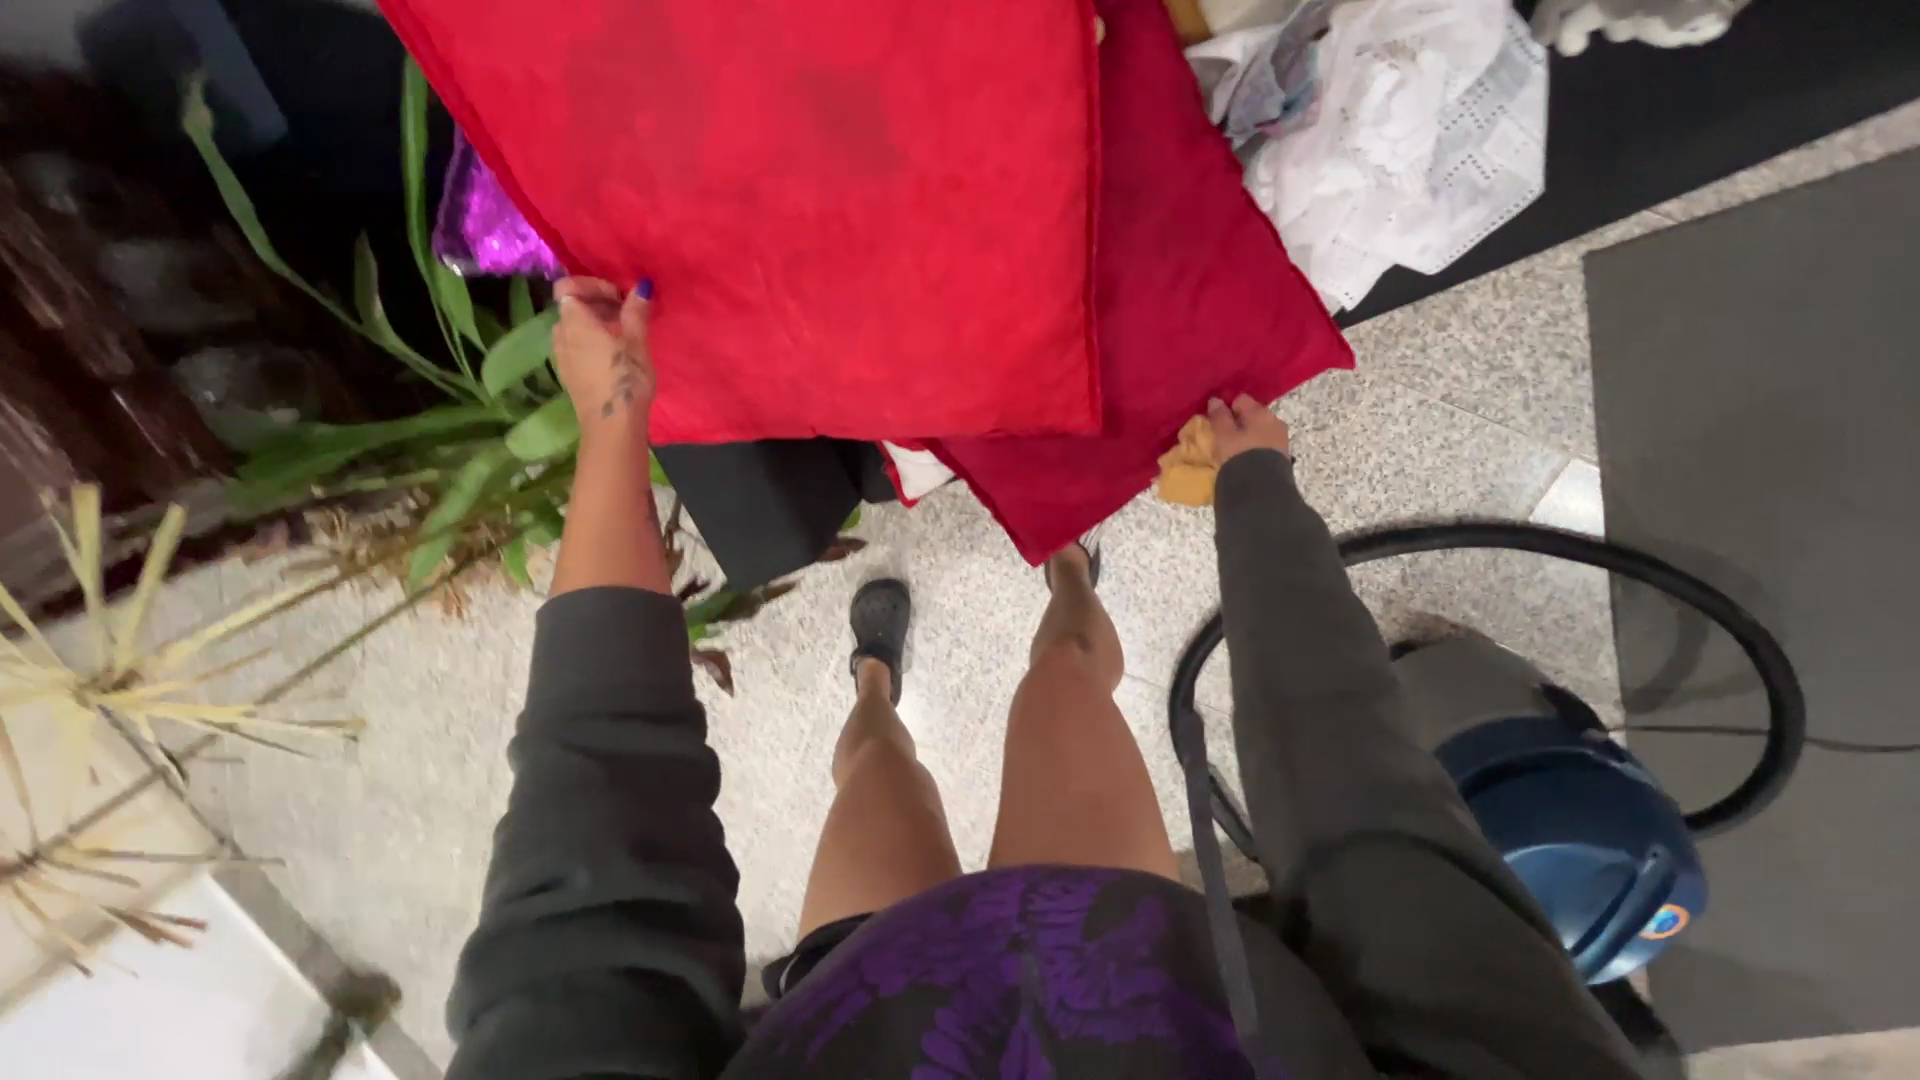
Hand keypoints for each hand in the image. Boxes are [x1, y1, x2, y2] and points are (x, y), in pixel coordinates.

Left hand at [553, 276, 654, 430]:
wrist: (611, 424)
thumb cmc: (625, 378)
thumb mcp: (637, 342)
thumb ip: (636, 312)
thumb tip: (641, 286)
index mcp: (575, 320)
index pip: (568, 286)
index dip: (593, 285)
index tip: (619, 297)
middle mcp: (561, 334)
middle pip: (572, 306)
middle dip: (599, 303)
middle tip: (628, 314)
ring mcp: (562, 355)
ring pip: (574, 327)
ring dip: (595, 323)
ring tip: (623, 336)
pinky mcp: (569, 374)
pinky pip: (576, 346)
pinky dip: (591, 341)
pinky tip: (614, 357)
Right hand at [1207, 394, 1290, 464]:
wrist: (1262, 486)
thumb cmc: (1240, 455)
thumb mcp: (1224, 435)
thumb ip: (1219, 417)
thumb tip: (1216, 400)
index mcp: (1260, 412)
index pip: (1241, 399)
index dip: (1228, 406)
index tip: (1217, 419)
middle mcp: (1274, 420)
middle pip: (1253, 414)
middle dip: (1240, 421)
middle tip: (1225, 435)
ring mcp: (1281, 438)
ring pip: (1261, 429)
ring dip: (1250, 435)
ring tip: (1236, 449)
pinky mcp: (1283, 455)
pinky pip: (1266, 444)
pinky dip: (1256, 447)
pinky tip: (1248, 458)